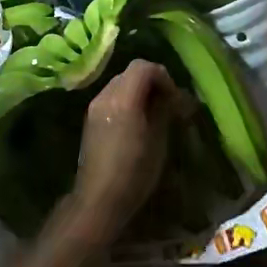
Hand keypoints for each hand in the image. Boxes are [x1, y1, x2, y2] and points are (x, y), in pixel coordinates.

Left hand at [69, 60, 184, 238]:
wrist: (98, 199)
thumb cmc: (135, 172)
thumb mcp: (158, 140)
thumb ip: (164, 110)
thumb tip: (173, 96)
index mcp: (123, 99)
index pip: (143, 67)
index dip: (163, 76)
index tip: (175, 98)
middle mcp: (105, 96)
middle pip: (130, 72)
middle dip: (152, 82)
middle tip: (168, 104)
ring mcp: (94, 107)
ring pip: (120, 84)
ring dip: (139, 91)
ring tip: (154, 114)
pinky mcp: (91, 119)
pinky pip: (112, 98)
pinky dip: (127, 101)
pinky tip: (137, 123)